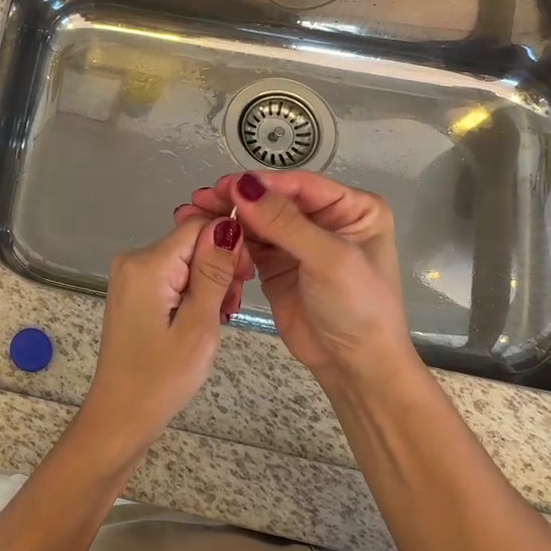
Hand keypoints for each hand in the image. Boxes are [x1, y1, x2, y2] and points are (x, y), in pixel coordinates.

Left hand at [80, 213, 242, 454]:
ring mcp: (128, 277)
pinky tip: (200, 321)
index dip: (228, 244)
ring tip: (216, 320)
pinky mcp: (131, 293)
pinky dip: (191, 293)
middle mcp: (132, 260)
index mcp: (146, 264)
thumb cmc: (162, 378)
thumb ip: (213, 271)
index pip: (198, 226)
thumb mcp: (199, 325)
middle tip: (230, 308)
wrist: (121, 415)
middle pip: (190, 242)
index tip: (243, 279)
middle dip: (219, 266)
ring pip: (183, 260)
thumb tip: (227, 222)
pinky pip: (170, 277)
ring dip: (208, 283)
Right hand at [190, 171, 416, 378]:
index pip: (300, 186)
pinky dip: (229, 241)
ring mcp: (297, 242)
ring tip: (192, 216)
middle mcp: (324, 219)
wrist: (355, 366)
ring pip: (256, 220)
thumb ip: (285, 222)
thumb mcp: (328, 259)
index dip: (262, 184)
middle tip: (200, 200)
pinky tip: (207, 237)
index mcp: (352, 208)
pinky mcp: (275, 264)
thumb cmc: (358, 307)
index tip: (223, 185)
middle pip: (273, 200)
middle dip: (238, 200)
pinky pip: (248, 244)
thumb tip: (242, 186)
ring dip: (227, 218)